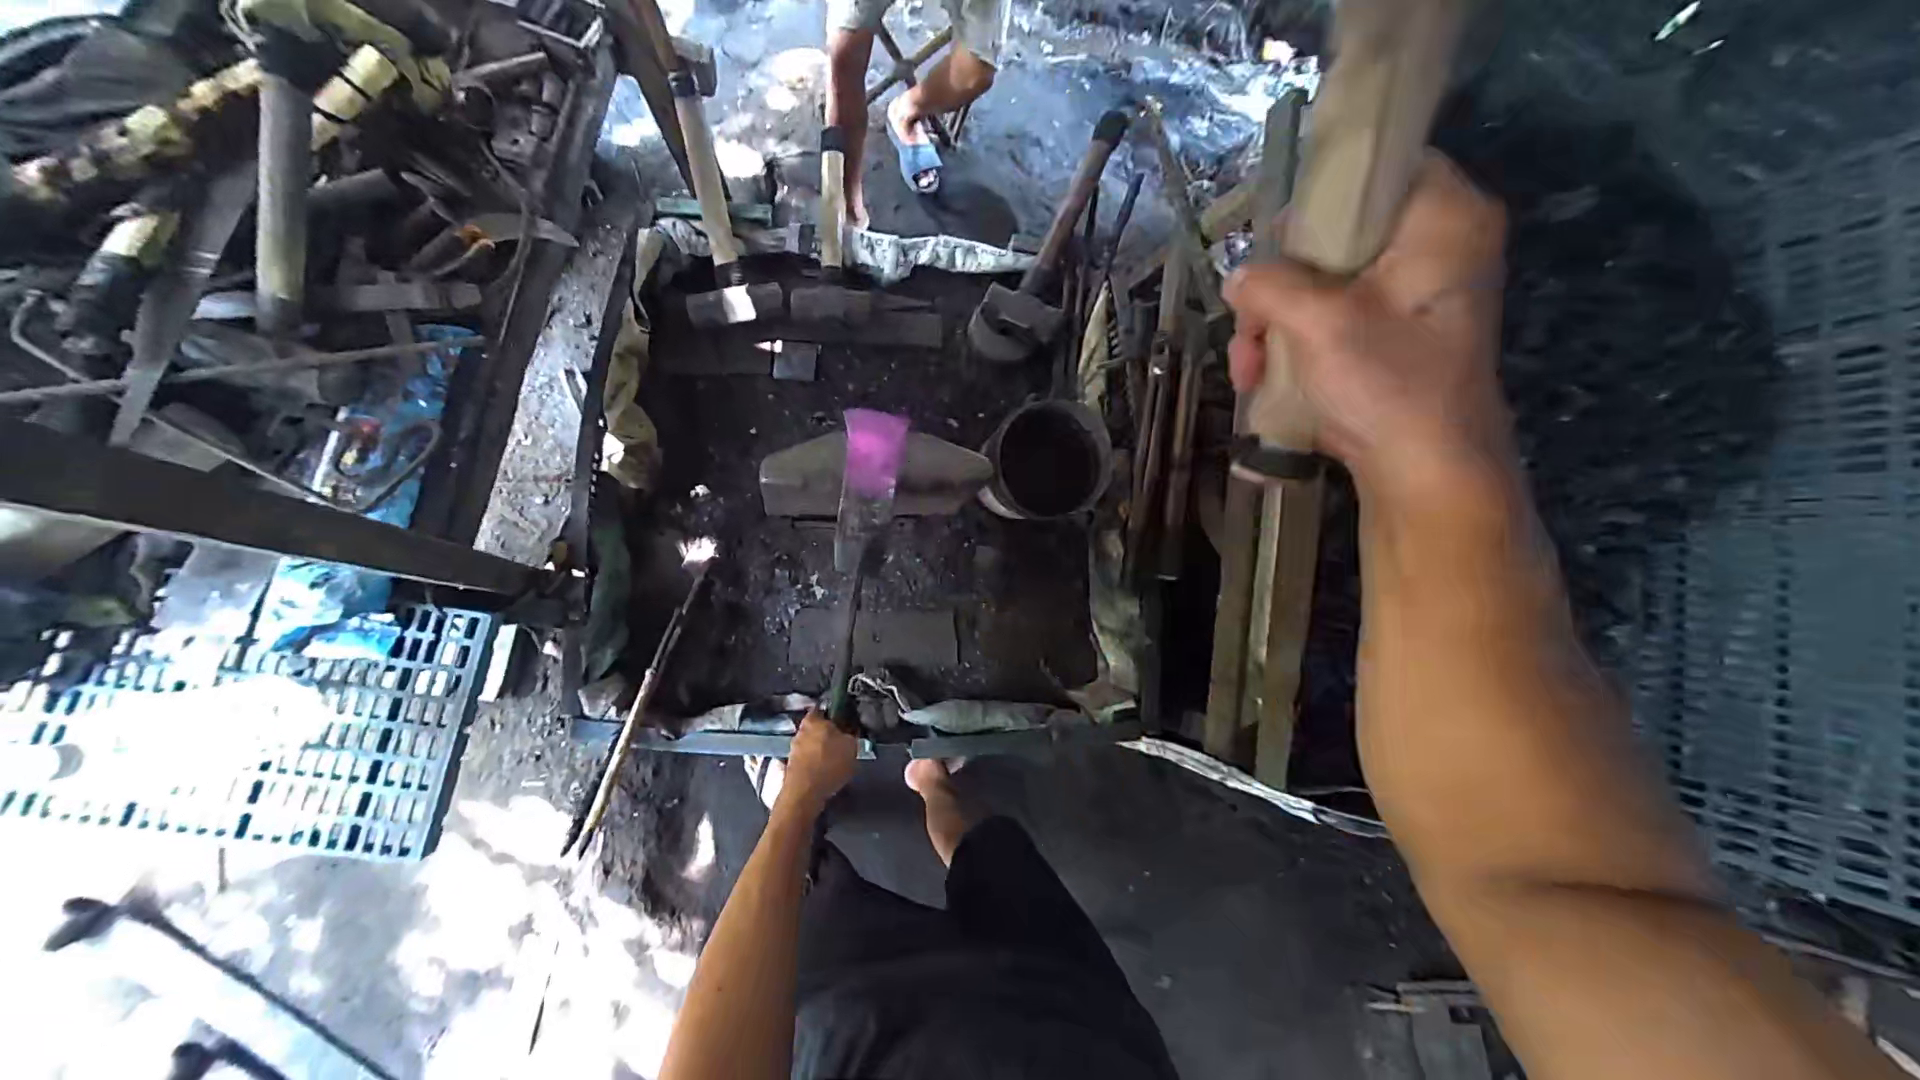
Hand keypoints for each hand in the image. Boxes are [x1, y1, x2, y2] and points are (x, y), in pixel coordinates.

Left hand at [777, 711, 858, 818]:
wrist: (805, 794)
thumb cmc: (829, 763)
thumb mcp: (852, 746)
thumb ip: (851, 734)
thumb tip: (849, 731)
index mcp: (813, 719)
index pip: (826, 709)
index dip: (837, 714)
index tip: (846, 722)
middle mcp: (800, 730)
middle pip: (818, 728)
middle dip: (830, 734)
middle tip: (844, 743)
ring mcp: (793, 749)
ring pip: (813, 744)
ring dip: (822, 750)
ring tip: (837, 761)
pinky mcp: (791, 765)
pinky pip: (808, 759)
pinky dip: (816, 763)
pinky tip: (827, 772)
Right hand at [1225, 153, 1514, 500]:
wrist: (1424, 471)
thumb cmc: (1387, 384)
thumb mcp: (1318, 324)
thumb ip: (1269, 286)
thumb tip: (1237, 276)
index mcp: (1444, 220)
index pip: (1379, 168)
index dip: (1318, 198)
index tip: (1272, 243)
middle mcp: (1436, 248)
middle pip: (1337, 236)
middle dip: (1278, 286)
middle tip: (1248, 326)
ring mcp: (1413, 297)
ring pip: (1324, 284)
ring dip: (1274, 324)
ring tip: (1248, 370)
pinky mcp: (1392, 337)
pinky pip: (1331, 319)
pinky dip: (1295, 344)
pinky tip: (1263, 378)